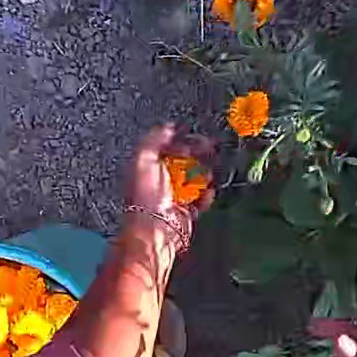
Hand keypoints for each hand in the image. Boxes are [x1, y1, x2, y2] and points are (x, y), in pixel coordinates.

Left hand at [125, 125, 216, 245]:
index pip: (167, 147)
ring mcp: (174, 197)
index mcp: (147, 166)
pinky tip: (209, 191)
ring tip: (212, 169)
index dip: (181, 139)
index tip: (195, 134)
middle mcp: (160, 181)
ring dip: (205, 173)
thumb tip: (167, 127)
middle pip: (184, 161)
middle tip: (211, 148)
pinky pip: (201, 199)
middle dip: (198, 154)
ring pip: (195, 179)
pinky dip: (207, 194)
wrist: (156, 229)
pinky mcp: (186, 211)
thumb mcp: (144, 159)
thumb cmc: (146, 196)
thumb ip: (154, 140)